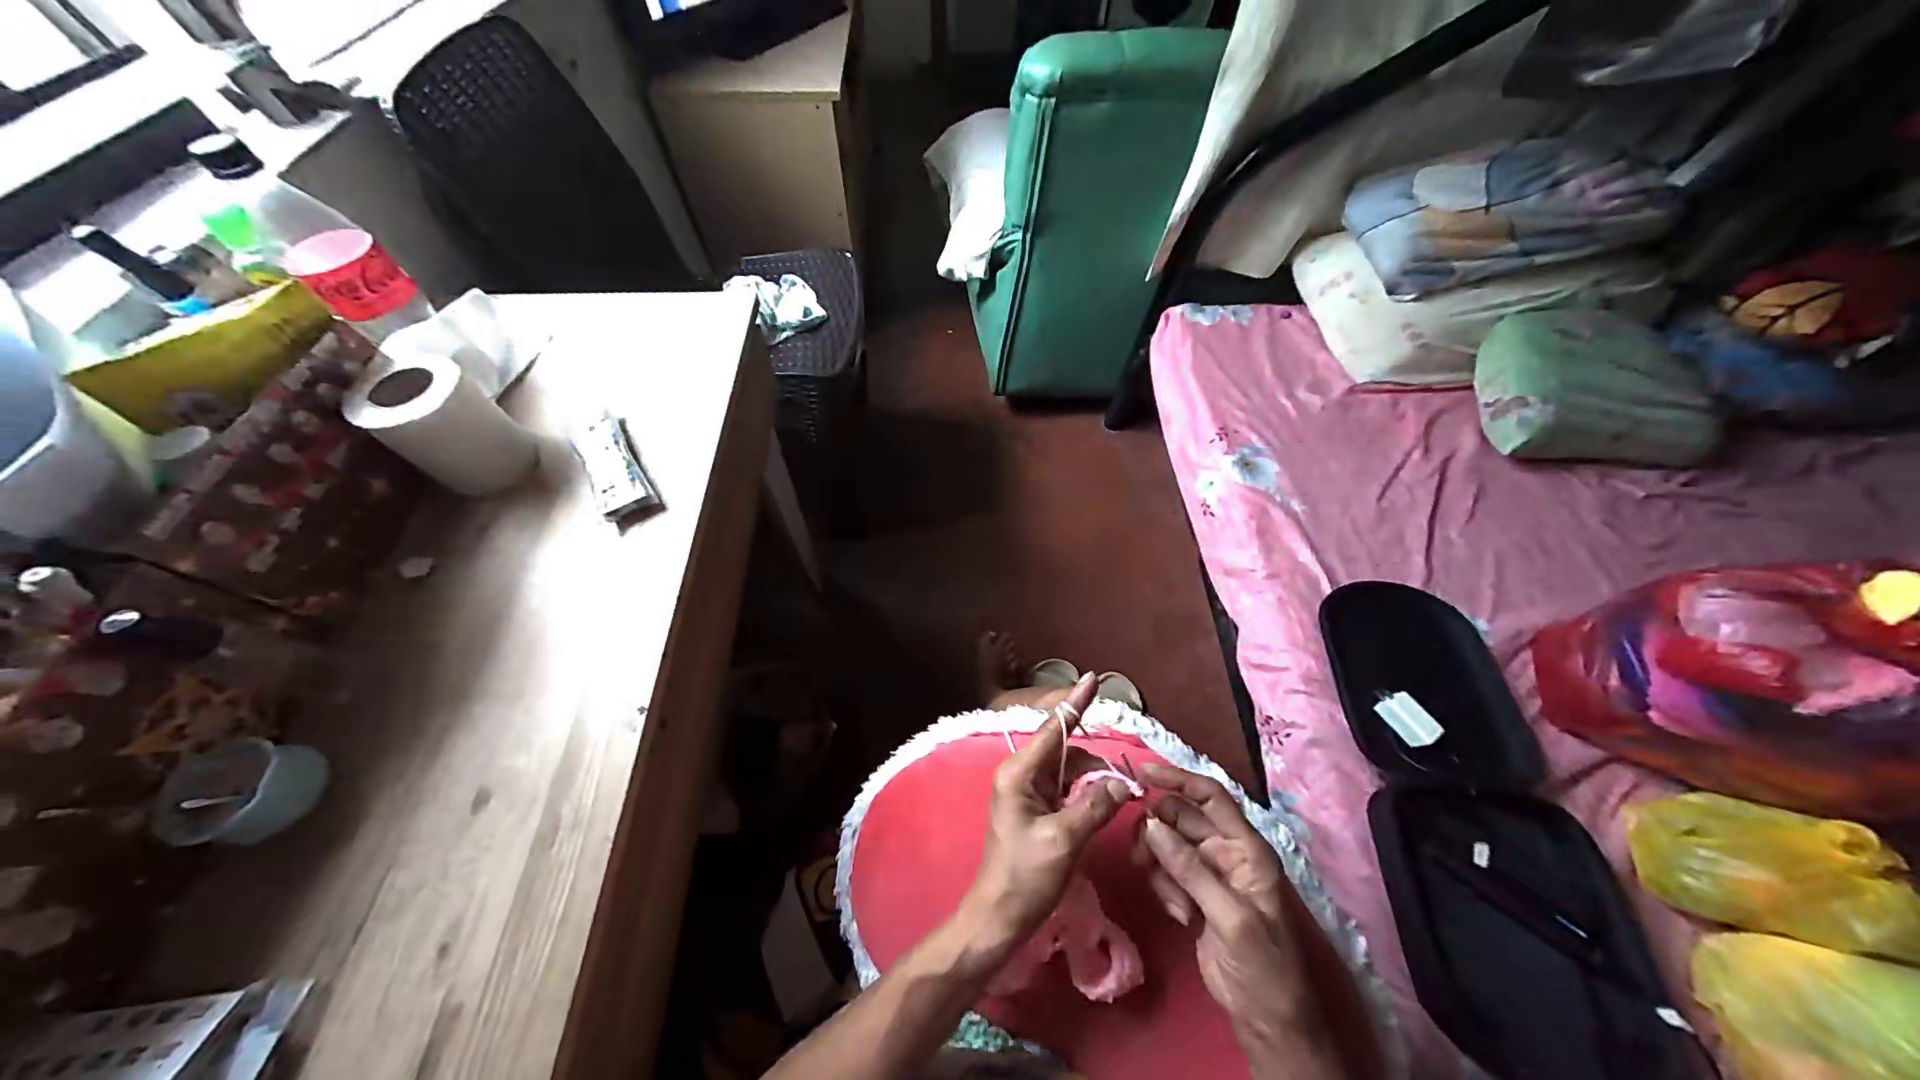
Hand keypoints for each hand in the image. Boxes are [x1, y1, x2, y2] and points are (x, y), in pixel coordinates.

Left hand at [957, 672, 1131, 957]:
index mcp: (1019, 773)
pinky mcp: (1037, 809)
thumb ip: (1095, 806)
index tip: (1093, 678)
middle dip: (1096, 759)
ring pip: (1070, 770)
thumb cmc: (1025, 877)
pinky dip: (1088, 792)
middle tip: (1126, 779)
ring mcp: (1028, 791)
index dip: (1076, 704)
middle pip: (1066, 749)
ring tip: (1118, 798)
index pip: (1054, 729)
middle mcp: (1021, 774)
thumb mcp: (1064, 840)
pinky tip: (1104, 803)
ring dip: (1094, 779)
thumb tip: (1122, 782)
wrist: (999, 915)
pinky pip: (1067, 788)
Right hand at [1134, 764, 1341, 1078]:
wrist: (1267, 1019)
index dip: (1177, 779)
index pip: (1210, 796)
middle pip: (1180, 819)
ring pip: (1167, 844)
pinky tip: (1179, 915)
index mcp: (1246, 848)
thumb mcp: (1230, 917)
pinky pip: (1165, 872)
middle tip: (1140, 857)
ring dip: (1159, 865)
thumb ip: (1190, 869)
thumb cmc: (1264, 966)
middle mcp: (1226, 852)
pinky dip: (1163, 887)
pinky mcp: (1193, 894)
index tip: (1142, 772)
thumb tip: (1151, 825)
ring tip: (1172, 901)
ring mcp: (1208, 873)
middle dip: (1157, 832)